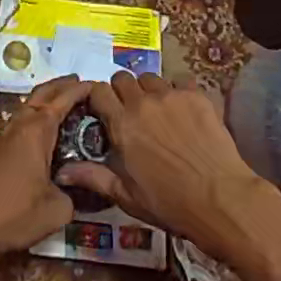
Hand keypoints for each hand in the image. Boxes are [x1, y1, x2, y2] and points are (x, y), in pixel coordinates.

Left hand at [0, 76, 91, 257]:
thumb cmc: (16, 214)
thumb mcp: (59, 208)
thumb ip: (75, 191)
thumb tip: (78, 187)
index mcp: (36, 130)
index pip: (63, 99)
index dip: (81, 89)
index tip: (97, 84)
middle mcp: (18, 126)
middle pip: (41, 95)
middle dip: (61, 86)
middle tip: (79, 84)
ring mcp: (1, 139)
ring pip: (26, 109)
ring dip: (45, 102)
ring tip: (63, 107)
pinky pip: (18, 125)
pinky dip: (34, 119)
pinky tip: (40, 135)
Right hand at [55, 73, 268, 258]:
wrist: (218, 197)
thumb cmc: (168, 202)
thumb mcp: (126, 195)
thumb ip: (93, 176)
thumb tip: (62, 171)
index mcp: (122, 124)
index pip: (99, 91)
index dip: (99, 98)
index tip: (104, 110)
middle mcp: (143, 102)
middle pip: (124, 79)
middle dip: (123, 91)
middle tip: (131, 112)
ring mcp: (172, 95)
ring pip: (152, 78)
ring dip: (150, 91)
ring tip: (159, 111)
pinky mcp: (197, 95)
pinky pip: (181, 81)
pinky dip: (178, 92)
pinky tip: (184, 111)